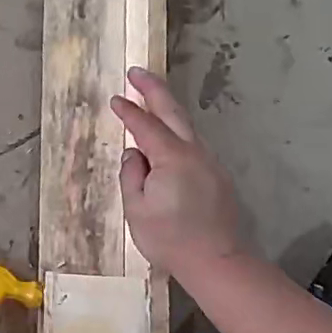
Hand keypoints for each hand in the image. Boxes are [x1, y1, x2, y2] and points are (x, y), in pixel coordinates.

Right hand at [111, 67, 252, 281]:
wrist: (215, 260)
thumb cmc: (169, 238)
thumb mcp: (137, 209)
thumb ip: (132, 176)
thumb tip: (133, 155)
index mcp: (171, 157)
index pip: (145, 126)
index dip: (128, 111)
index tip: (115, 99)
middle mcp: (194, 152)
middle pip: (173, 112)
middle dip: (154, 89)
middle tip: (138, 72)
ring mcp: (209, 164)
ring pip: (187, 128)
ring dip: (168, 110)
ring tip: (151, 102)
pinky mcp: (217, 178)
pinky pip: (193, 146)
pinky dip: (178, 134)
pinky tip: (168, 141)